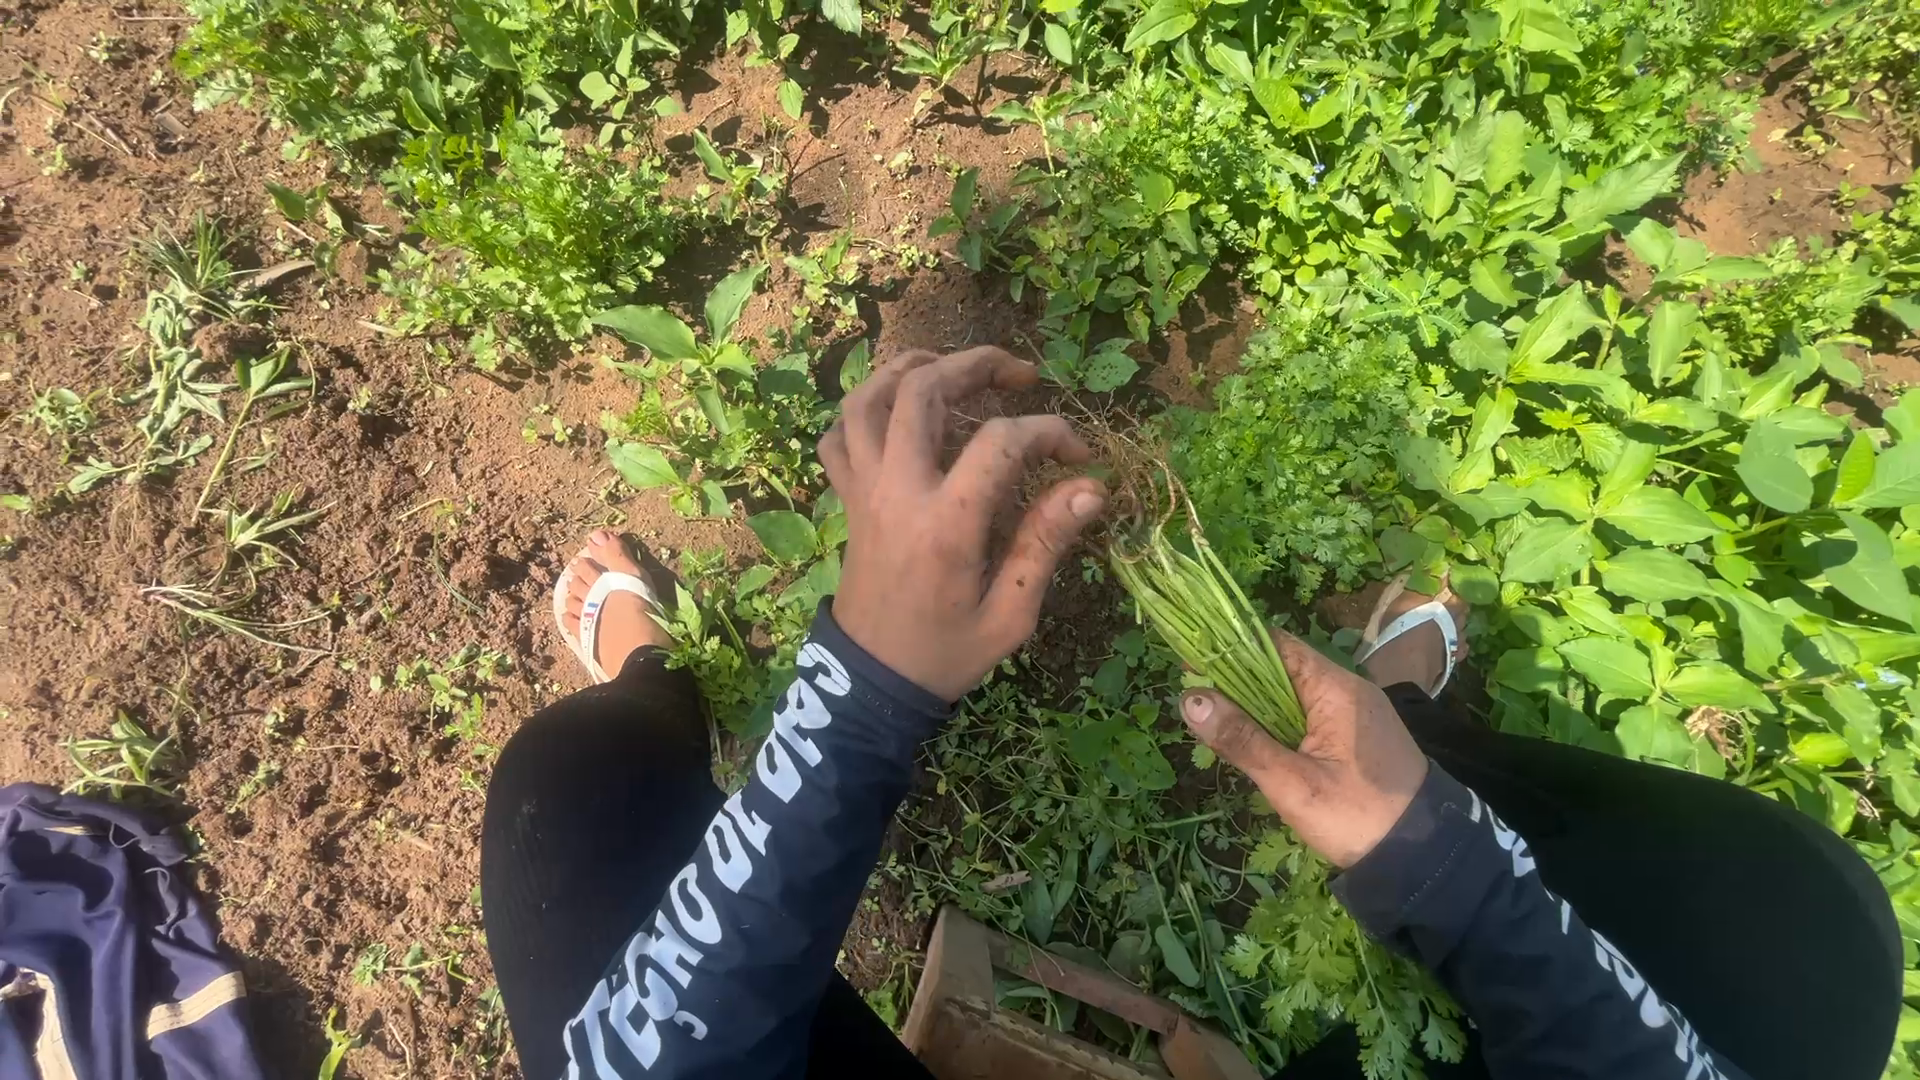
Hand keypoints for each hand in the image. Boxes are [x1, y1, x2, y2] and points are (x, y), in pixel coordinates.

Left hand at [821, 347, 1106, 700]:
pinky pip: (837, 436)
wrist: (870, 683)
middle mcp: (897, 491)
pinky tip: (897, 414)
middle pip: (922, 391)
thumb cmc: (946, 654)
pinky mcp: (847, 500)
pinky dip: (863, 409)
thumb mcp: (1009, 615)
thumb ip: (1045, 544)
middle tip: (1018, 373)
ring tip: (951, 366)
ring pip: (868, 400)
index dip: (1050, 433)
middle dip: (975, 365)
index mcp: (946, 523)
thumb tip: (1090, 488)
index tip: (1078, 456)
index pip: (1000, 442)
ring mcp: (863, 491)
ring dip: (910, 368)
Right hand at [1180, 633, 1428, 866]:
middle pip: (1278, 667)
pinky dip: (1273, 721)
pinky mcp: (1351, 737)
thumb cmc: (1358, 818)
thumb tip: (1188, 698)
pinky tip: (1249, 740)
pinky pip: (1302, 715)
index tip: (1192, 664)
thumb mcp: (1293, 782)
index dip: (1231, 648)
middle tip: (1194, 698)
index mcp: (1335, 688)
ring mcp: (1350, 714)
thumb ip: (1241, 739)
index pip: (1275, 645)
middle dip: (1235, 679)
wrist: (1428, 863)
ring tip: (1213, 720)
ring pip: (1287, 693)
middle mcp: (1344, 690)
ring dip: (1251, 704)